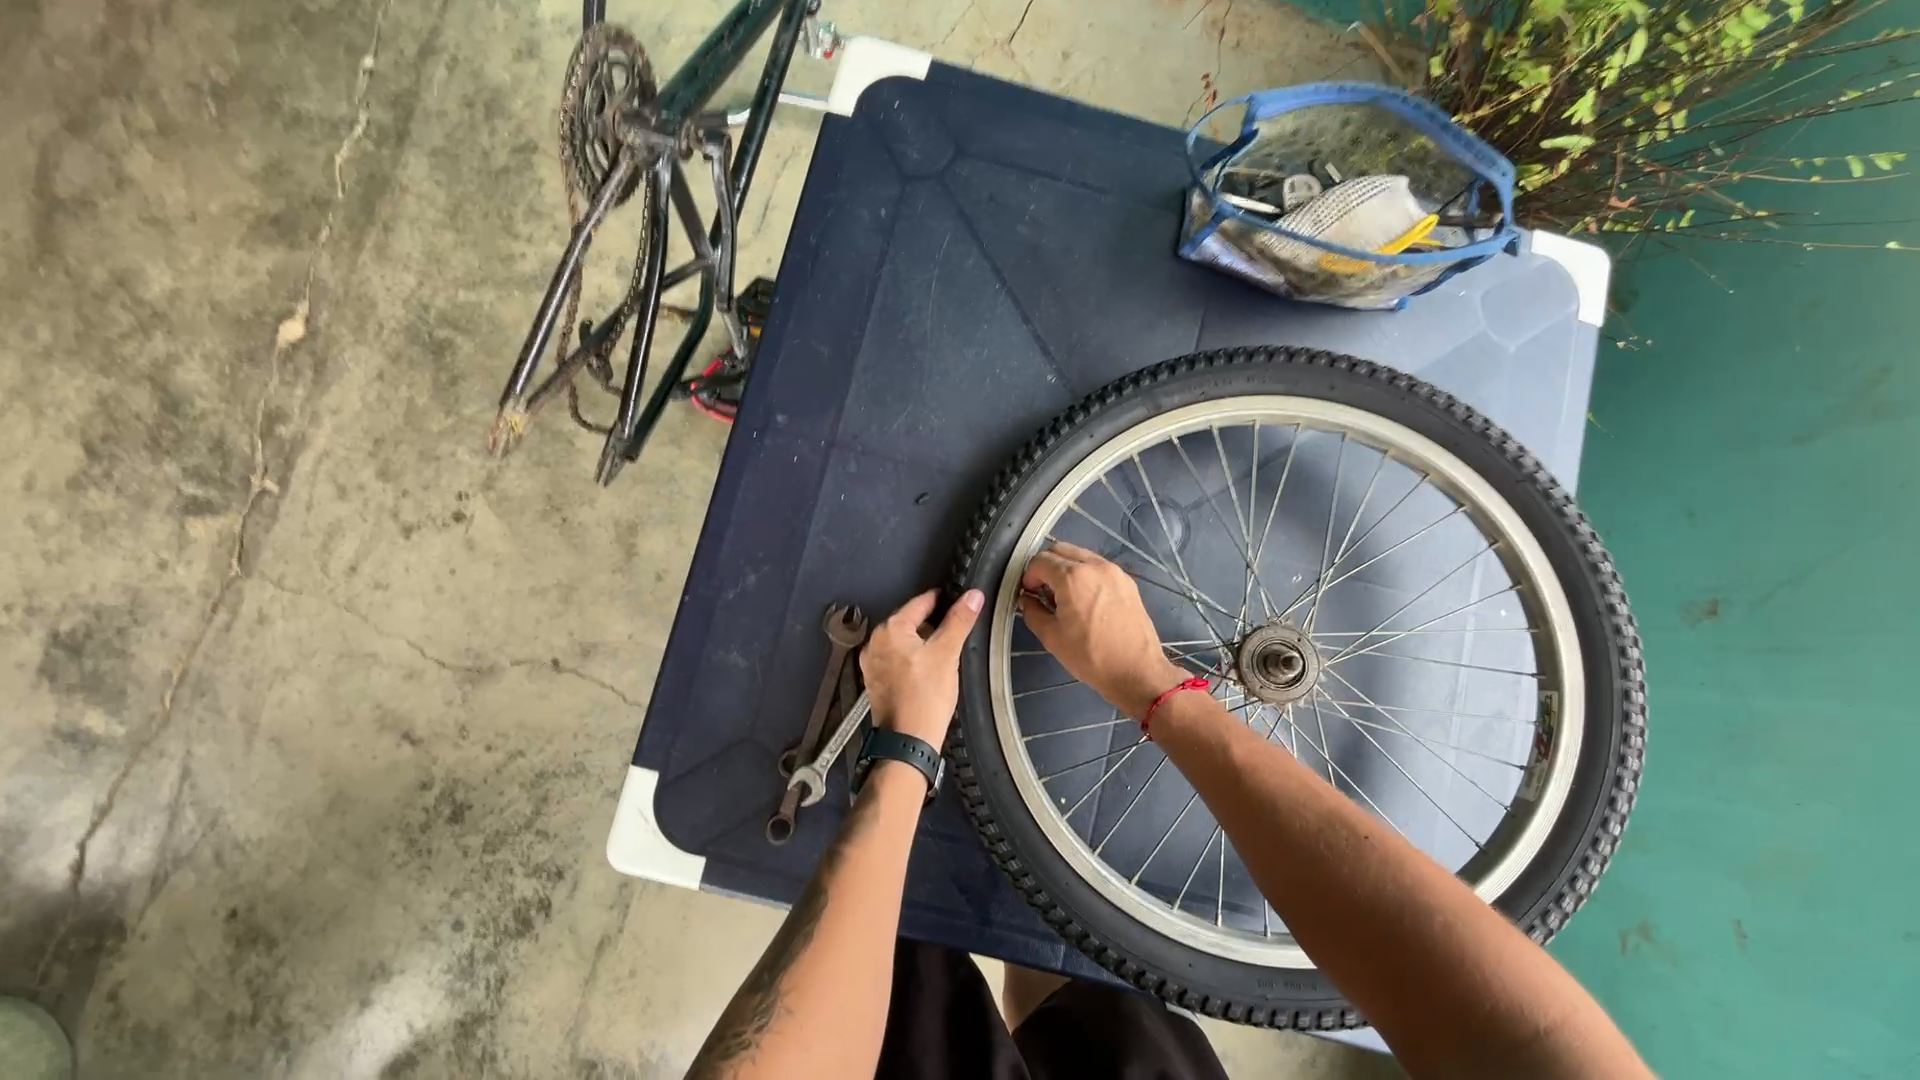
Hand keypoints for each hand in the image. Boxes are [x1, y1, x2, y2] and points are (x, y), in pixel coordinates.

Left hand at [859, 588, 984, 748]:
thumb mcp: (947, 654)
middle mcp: (875, 643)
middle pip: (910, 621)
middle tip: (955, 632)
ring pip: (904, 642)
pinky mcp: (876, 682)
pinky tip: (928, 672)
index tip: (958, 602)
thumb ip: (959, 621)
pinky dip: (913, 660)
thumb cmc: (925, 699)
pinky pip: (898, 660)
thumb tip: (972, 596)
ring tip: (944, 654)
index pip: (921, 602)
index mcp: (890, 630)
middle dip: (933, 624)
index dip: (943, 601)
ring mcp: (874, 664)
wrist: (908, 741)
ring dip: (923, 643)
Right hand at [1020, 542, 1186, 718]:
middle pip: (1060, 550)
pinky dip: (1085, 573)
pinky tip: (1085, 599)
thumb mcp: (1052, 638)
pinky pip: (1098, 567)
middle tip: (1042, 591)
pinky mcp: (1128, 581)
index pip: (1040, 561)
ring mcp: (1114, 571)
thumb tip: (1027, 599)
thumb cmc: (1090, 656)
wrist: (1137, 671)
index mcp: (1072, 577)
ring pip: (1081, 555)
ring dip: (1066, 567)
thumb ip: (1033, 612)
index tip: (1029, 594)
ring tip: (1064, 596)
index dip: (1028, 576)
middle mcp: (1094, 565)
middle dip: (1046, 566)